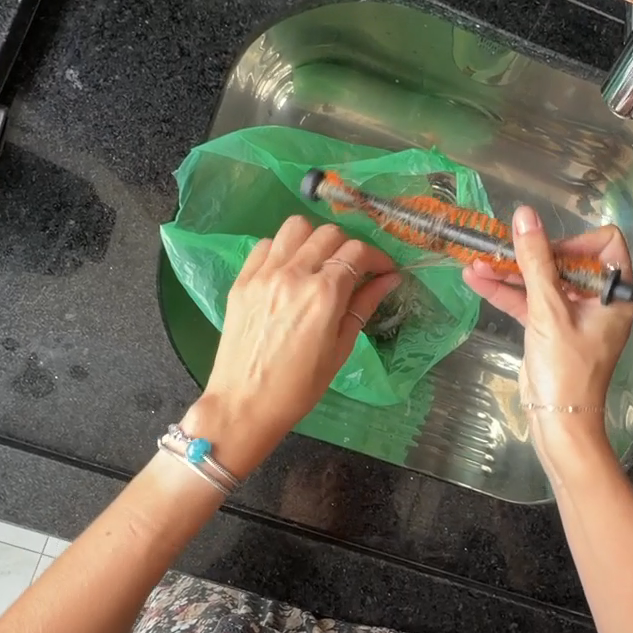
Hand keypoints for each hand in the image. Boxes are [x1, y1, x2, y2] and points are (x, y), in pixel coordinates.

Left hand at [185, 215, 400, 471]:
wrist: (244, 405)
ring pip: (296, 228)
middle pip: (329, 234)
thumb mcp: (341, 348)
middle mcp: (294, 274)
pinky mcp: (242, 280)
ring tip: (320, 262)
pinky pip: (266, 245)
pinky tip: (289, 270)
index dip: (378, 258)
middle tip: (355, 270)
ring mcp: (264, 274)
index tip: (384, 271)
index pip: (357, 252)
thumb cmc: (300, 387)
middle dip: (349, 247)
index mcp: (324, 294)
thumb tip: (389, 279)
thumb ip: (364, 305)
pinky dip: (284, 249)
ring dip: (315, 239)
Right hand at [462, 205, 632, 464]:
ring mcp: (572, 314)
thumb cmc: (566, 368)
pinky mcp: (549, 328)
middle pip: (565, 260)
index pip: (605, 245)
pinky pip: (529, 301)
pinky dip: (507, 292)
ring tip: (476, 262)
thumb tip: (524, 216)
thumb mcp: (549, 311)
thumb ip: (536, 261)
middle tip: (499, 249)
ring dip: (511, 272)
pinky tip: (477, 280)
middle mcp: (597, 299)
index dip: (575, 242)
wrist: (558, 422)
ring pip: (542, 281)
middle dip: (531, 254)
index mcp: (615, 293)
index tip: (548, 253)